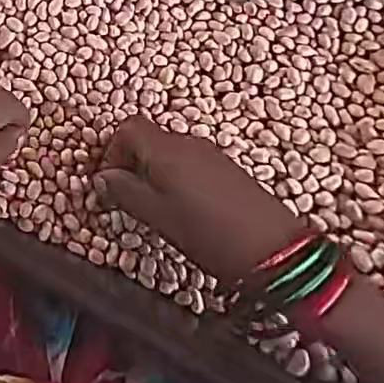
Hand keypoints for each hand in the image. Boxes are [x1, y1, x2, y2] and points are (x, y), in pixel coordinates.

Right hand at [97, 117, 304, 277]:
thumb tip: (103, 179)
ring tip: (154, 208)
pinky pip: (189, 163)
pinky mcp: (228, 170)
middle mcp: (187, 143)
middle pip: (147, 138)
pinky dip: (175, 178)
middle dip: (130, 163)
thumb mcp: (158, 216)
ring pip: (167, 152)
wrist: (280, 253)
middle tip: (126, 198)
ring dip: (152, 172)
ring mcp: (211, 155)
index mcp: (166, 149)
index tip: (108, 182)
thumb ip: (125, 192)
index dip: (111, 152)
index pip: (127, 129)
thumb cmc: (210, 234)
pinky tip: (183, 209)